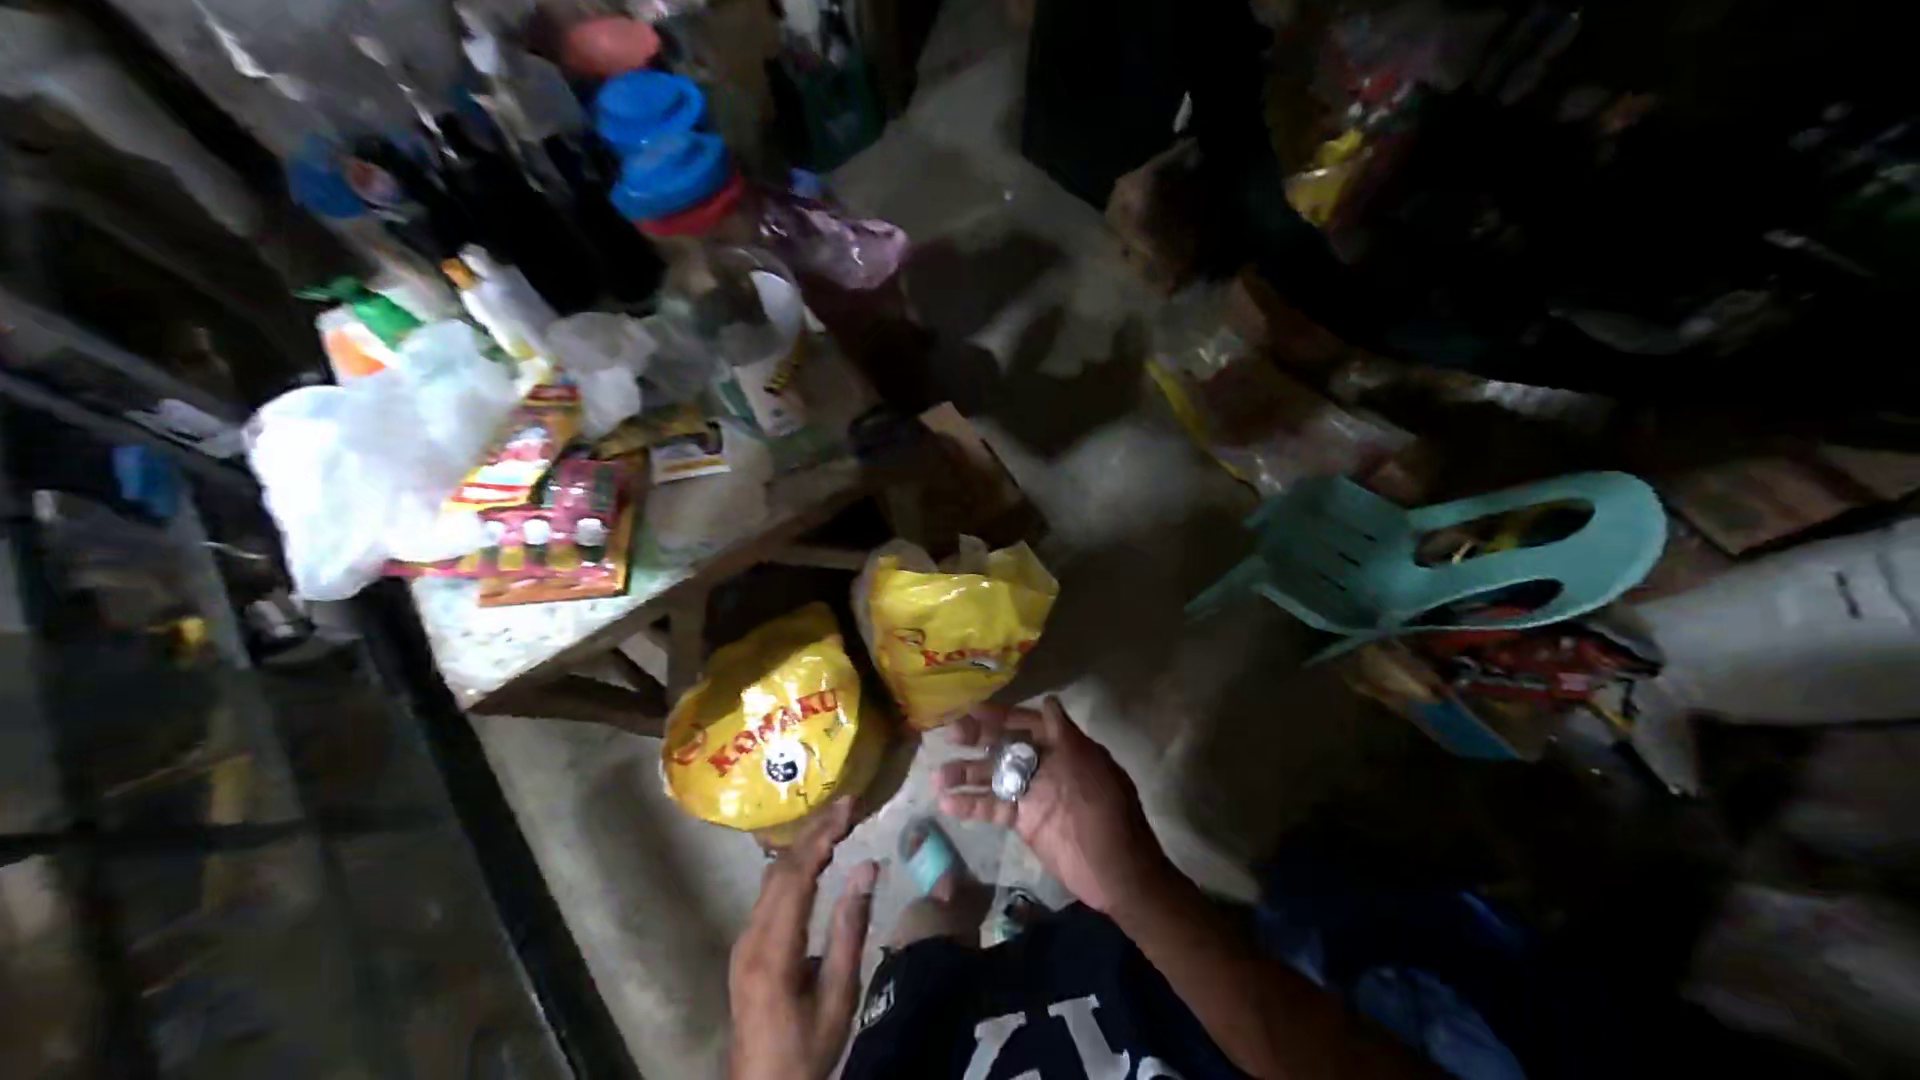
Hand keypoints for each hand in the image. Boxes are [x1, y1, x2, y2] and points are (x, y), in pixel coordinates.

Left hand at [728, 798, 879, 1079]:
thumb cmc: (806, 1050)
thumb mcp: (838, 997)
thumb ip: (851, 930)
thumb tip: (868, 868)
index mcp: (771, 950)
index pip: (797, 875)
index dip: (823, 835)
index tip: (850, 807)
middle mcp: (749, 937)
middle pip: (781, 868)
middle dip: (815, 830)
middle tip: (848, 805)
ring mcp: (743, 941)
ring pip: (772, 877)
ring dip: (804, 845)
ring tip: (838, 821)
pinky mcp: (746, 946)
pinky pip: (769, 892)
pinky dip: (795, 865)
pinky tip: (815, 857)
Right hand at [934, 696, 1173, 913]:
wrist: (1116, 871)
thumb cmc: (1106, 811)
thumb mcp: (1091, 766)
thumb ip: (1065, 734)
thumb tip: (1049, 701)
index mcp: (1062, 748)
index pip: (1026, 724)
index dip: (1001, 716)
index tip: (973, 711)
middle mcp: (1043, 765)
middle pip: (1004, 746)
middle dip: (977, 739)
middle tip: (950, 735)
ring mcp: (1031, 793)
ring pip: (993, 777)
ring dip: (965, 774)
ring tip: (938, 776)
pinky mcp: (1022, 821)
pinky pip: (993, 807)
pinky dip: (970, 805)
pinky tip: (947, 803)